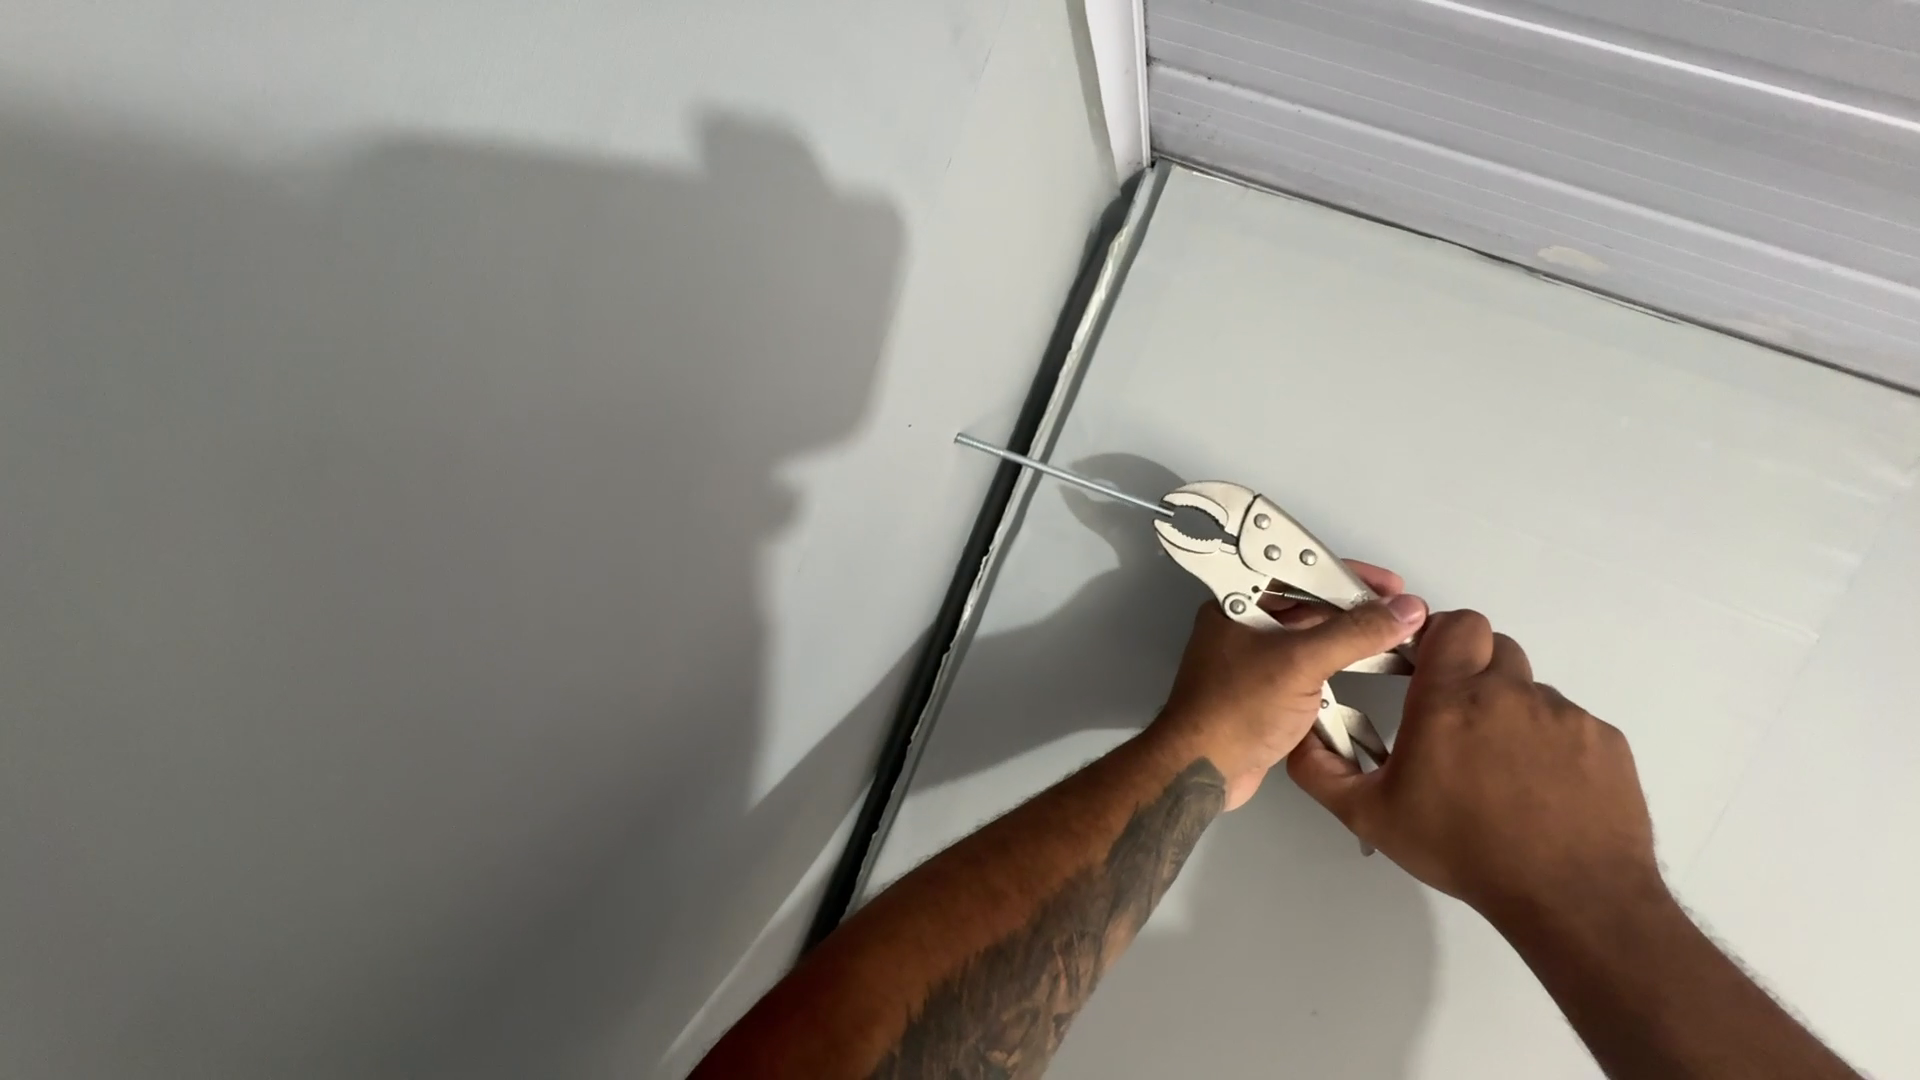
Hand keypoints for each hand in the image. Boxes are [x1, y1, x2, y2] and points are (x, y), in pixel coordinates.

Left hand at [1150, 562, 1427, 810]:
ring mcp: (1253, 658)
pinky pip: (1309, 665)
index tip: (1387, 584)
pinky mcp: (1265, 688)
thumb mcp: (1299, 663)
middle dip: (1355, 606)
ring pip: (1311, 636)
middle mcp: (1242, 625)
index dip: (1345, 573)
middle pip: (1308, 603)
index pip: (1296, 571)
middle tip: (1402, 611)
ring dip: (1351, 636)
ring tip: (1397, 637)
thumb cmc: (1233, 710)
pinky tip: (1369, 666)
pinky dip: (1339, 663)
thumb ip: (1354, 633)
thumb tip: (1400, 611)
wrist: (1203, 768)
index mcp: (1235, 603)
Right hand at [1287, 610, 1663, 921]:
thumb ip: (1319, 768)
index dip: (1437, 634)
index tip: (1423, 664)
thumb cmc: (1461, 849)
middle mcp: (1510, 694)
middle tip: (1454, 712)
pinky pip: (1568, 722)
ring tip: (1498, 764)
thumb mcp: (1368, 814)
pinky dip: (1548, 741)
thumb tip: (1298, 736)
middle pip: (1492, 644)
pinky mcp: (1607, 743)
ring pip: (1528, 688)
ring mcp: (1566, 716)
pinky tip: (1539, 787)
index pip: (1454, 624)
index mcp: (1450, 699)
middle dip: (1470, 665)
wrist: (1573, 901)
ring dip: (1507, 708)